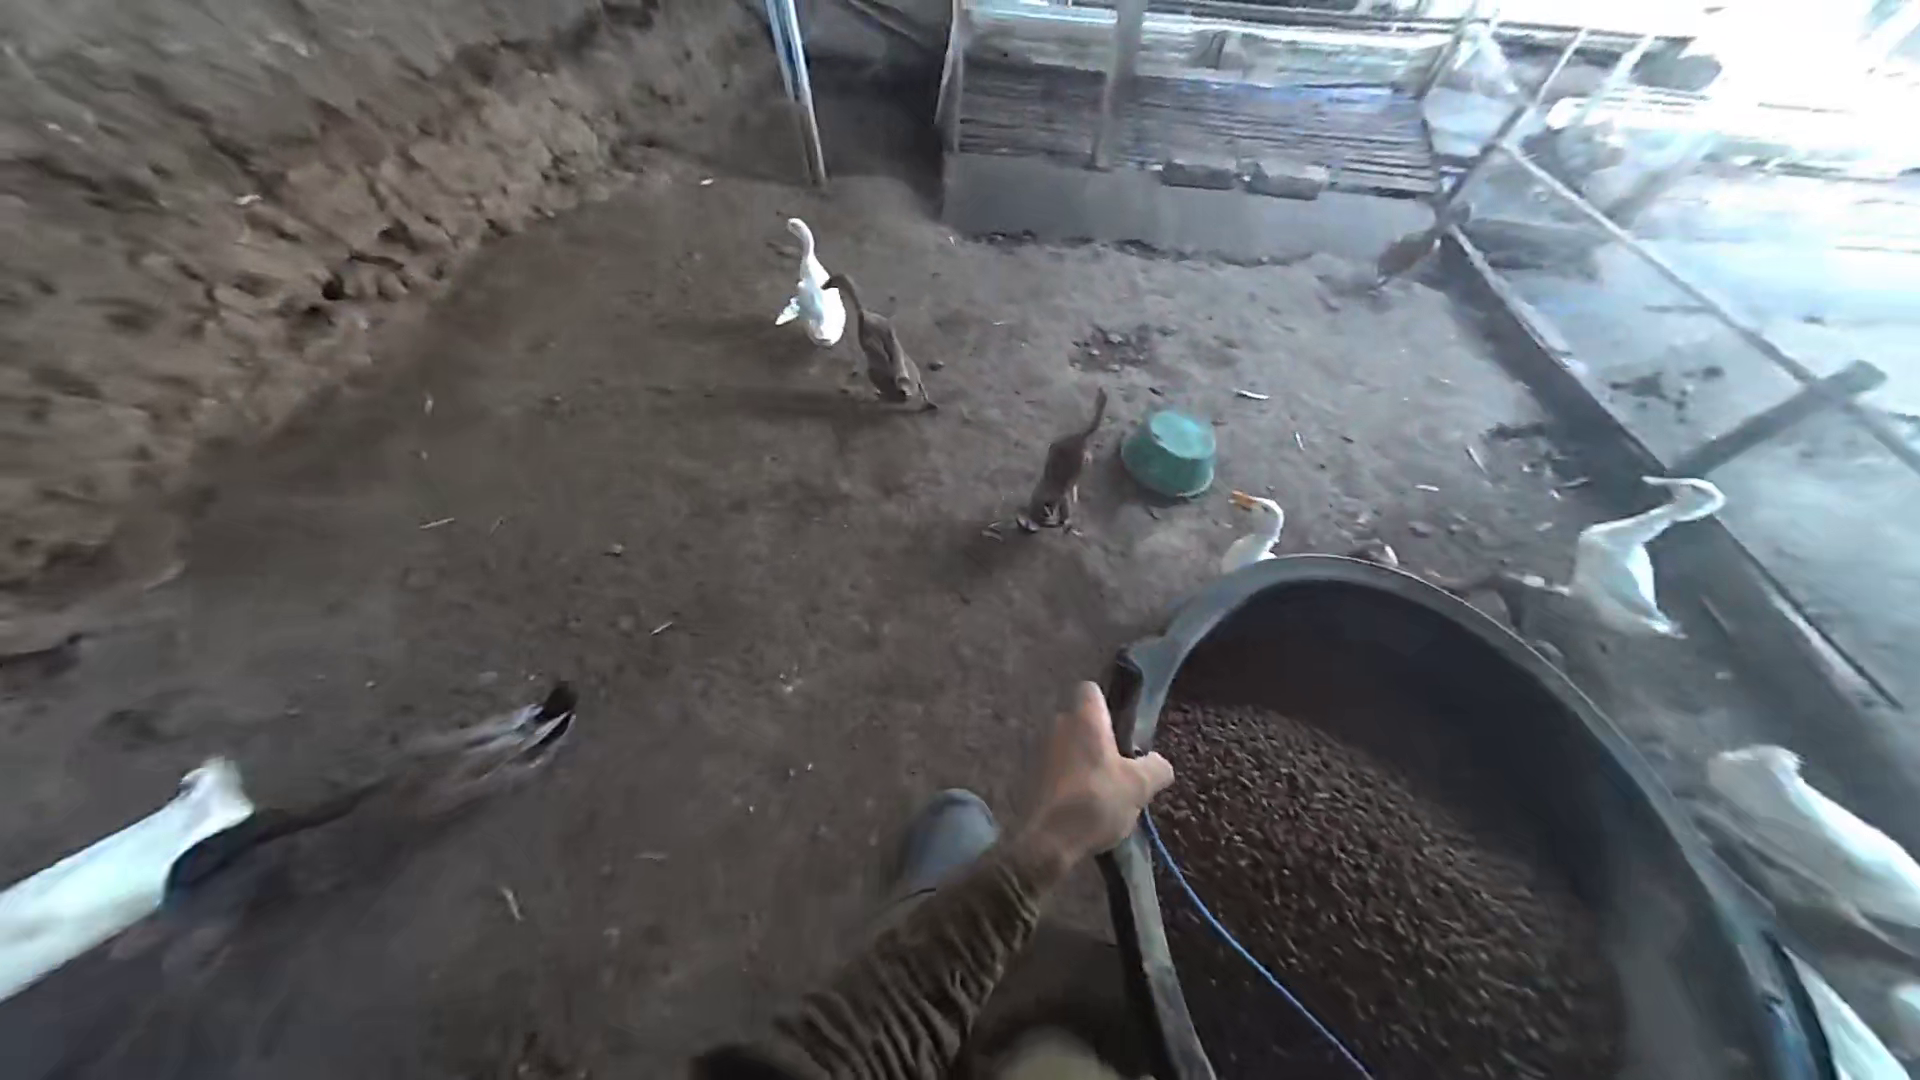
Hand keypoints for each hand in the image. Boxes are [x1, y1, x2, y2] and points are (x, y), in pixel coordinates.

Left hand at [1018, 682, 1174, 874]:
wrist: (1046, 840)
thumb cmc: (1095, 802)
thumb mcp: (1139, 787)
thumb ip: (1155, 767)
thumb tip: (1159, 762)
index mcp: (1084, 718)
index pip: (1091, 689)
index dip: (1107, 704)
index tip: (1121, 729)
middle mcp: (1058, 724)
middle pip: (1081, 720)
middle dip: (1098, 738)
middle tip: (1118, 767)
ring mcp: (1039, 747)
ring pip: (1067, 744)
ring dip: (1082, 759)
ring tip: (1100, 789)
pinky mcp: (1029, 772)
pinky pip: (1054, 764)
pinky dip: (1066, 776)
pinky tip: (1079, 803)